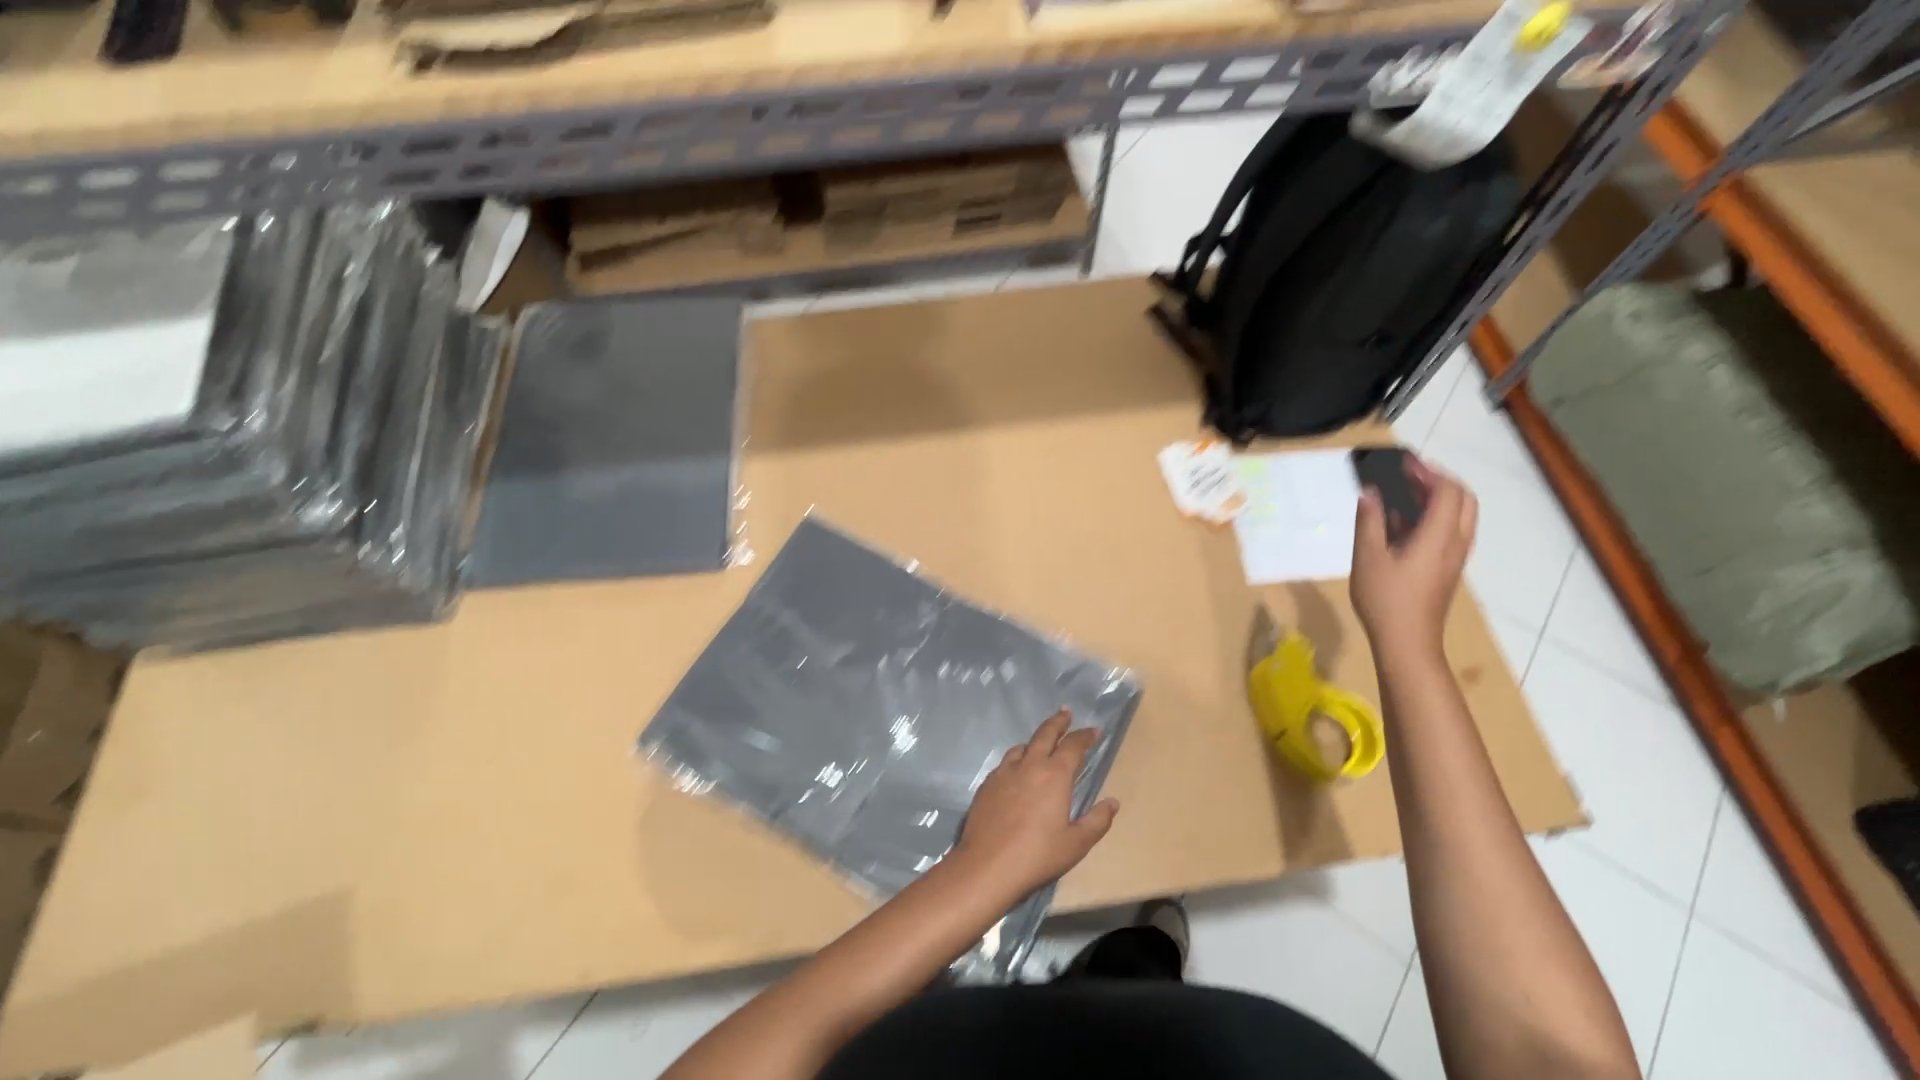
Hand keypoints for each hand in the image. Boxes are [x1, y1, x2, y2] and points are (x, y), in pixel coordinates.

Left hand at [948, 709, 1119, 898]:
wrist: (988, 865)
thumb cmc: (1038, 855)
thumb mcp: (1077, 843)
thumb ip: (1097, 820)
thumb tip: (1112, 802)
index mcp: (1055, 775)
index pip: (1073, 746)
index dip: (1085, 736)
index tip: (1094, 731)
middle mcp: (1029, 766)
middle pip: (1045, 734)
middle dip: (1058, 722)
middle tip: (1065, 712)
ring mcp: (1004, 773)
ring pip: (1022, 747)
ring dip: (1035, 741)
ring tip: (1042, 742)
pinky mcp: (987, 786)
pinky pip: (1005, 763)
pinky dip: (1016, 759)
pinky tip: (1016, 770)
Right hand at [1350, 456, 1477, 662]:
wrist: (1407, 643)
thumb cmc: (1386, 600)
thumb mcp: (1368, 558)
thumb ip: (1369, 521)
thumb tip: (1369, 492)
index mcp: (1439, 536)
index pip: (1448, 490)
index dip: (1428, 471)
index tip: (1404, 463)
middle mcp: (1455, 543)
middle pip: (1464, 500)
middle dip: (1440, 481)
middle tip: (1410, 475)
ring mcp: (1454, 558)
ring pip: (1460, 517)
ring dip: (1438, 499)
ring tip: (1405, 494)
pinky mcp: (1447, 570)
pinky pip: (1450, 532)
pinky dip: (1434, 518)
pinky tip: (1402, 524)